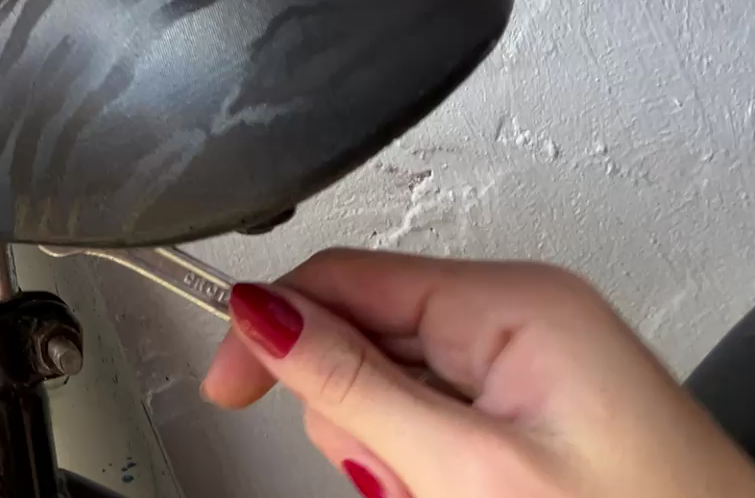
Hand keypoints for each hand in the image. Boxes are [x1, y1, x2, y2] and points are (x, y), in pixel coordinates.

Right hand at [201, 249, 754, 497]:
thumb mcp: (468, 473)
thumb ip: (351, 383)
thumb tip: (256, 311)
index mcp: (513, 303)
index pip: (340, 277)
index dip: (270, 324)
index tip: (228, 383)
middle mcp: (517, 315)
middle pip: (359, 325)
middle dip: (348, 404)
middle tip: (385, 476)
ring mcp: (523, 361)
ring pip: (384, 373)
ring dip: (380, 439)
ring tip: (432, 496)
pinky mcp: (527, 405)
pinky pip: (423, 406)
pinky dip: (413, 455)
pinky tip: (446, 492)